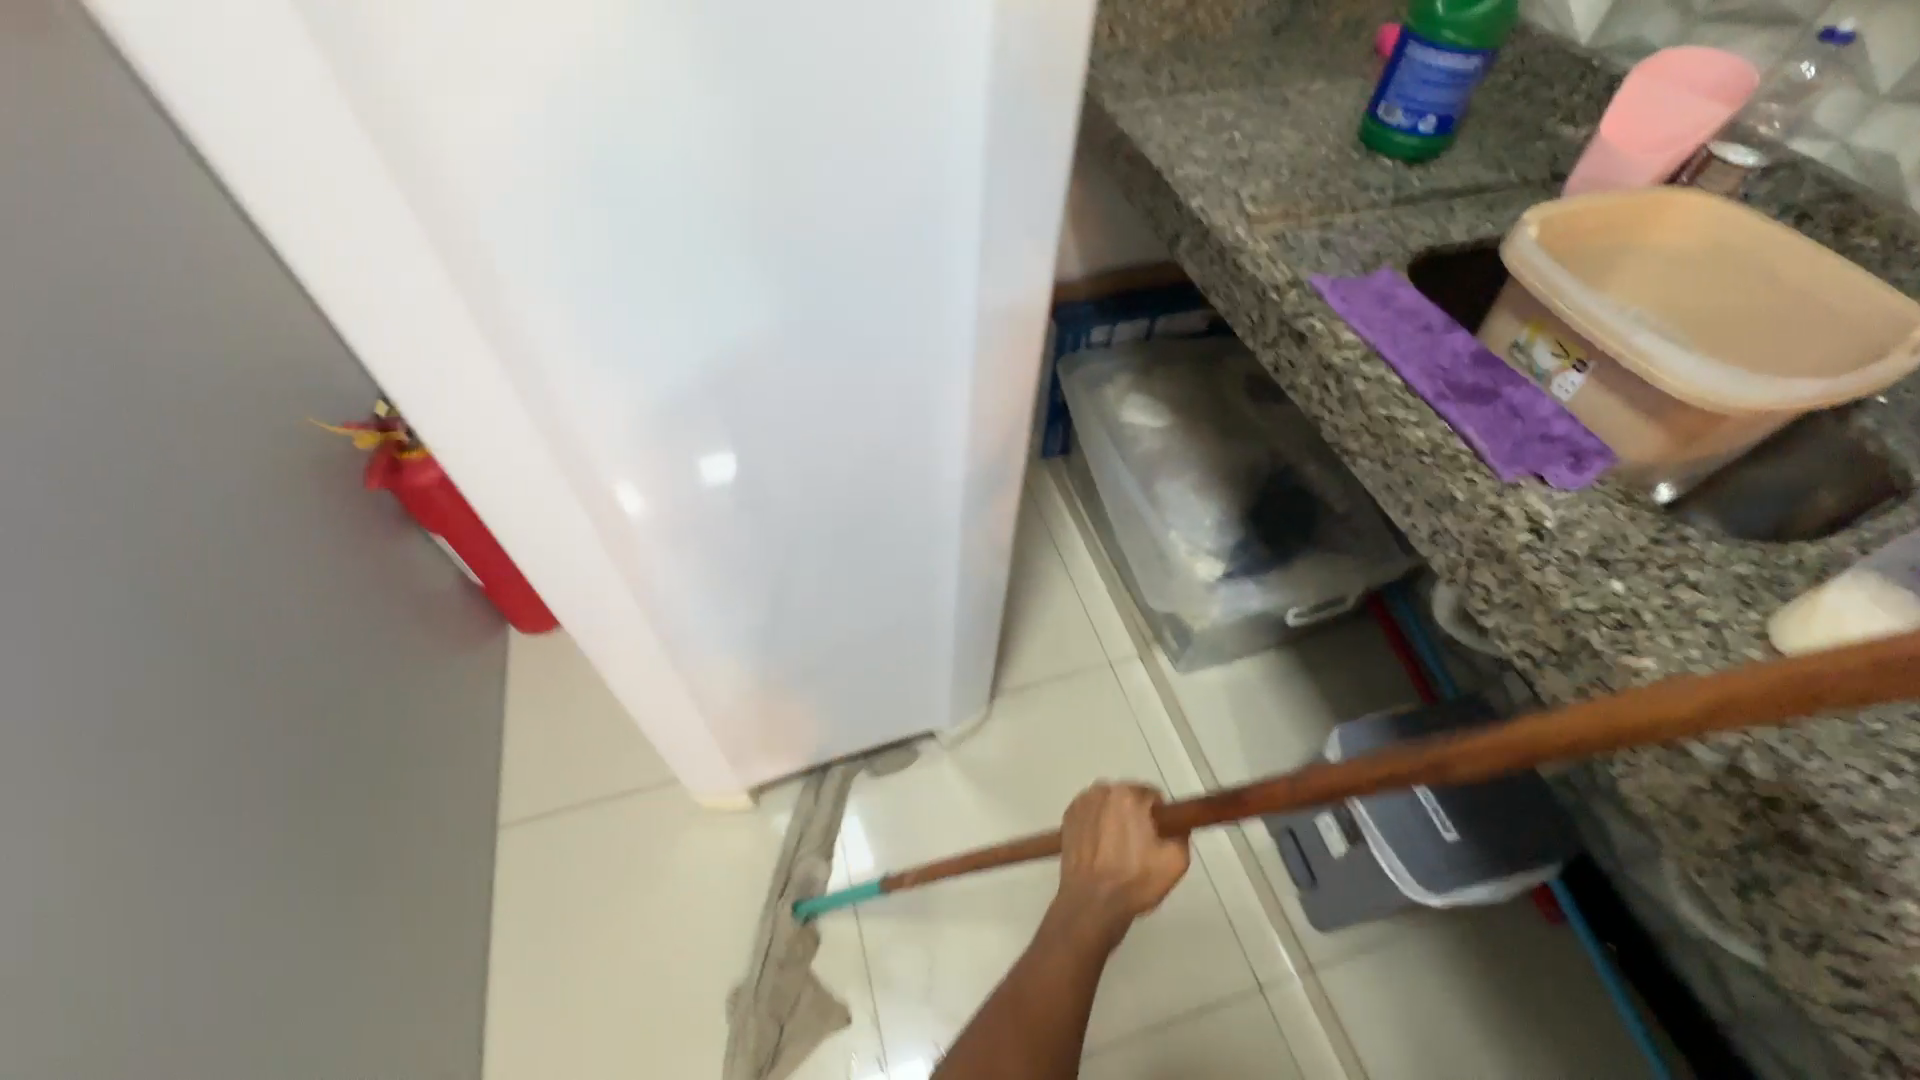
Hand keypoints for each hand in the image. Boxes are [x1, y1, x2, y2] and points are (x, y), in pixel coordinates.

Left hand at [1054, 782, 1189, 933]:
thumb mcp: (1176, 860)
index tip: (1158, 837)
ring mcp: (1081, 803)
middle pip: (1128, 797)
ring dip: (1115, 818)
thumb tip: (1174, 826)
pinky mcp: (1067, 817)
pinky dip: (1097, 824)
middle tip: (1139, 846)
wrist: (1092, 902)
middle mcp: (1102, 791)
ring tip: (1117, 850)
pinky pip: (1091, 814)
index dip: (1160, 816)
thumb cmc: (1135, 880)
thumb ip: (1182, 833)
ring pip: (1108, 804)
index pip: (1153, 795)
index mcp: (1128, 795)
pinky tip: (1101, 849)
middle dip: (1136, 815)